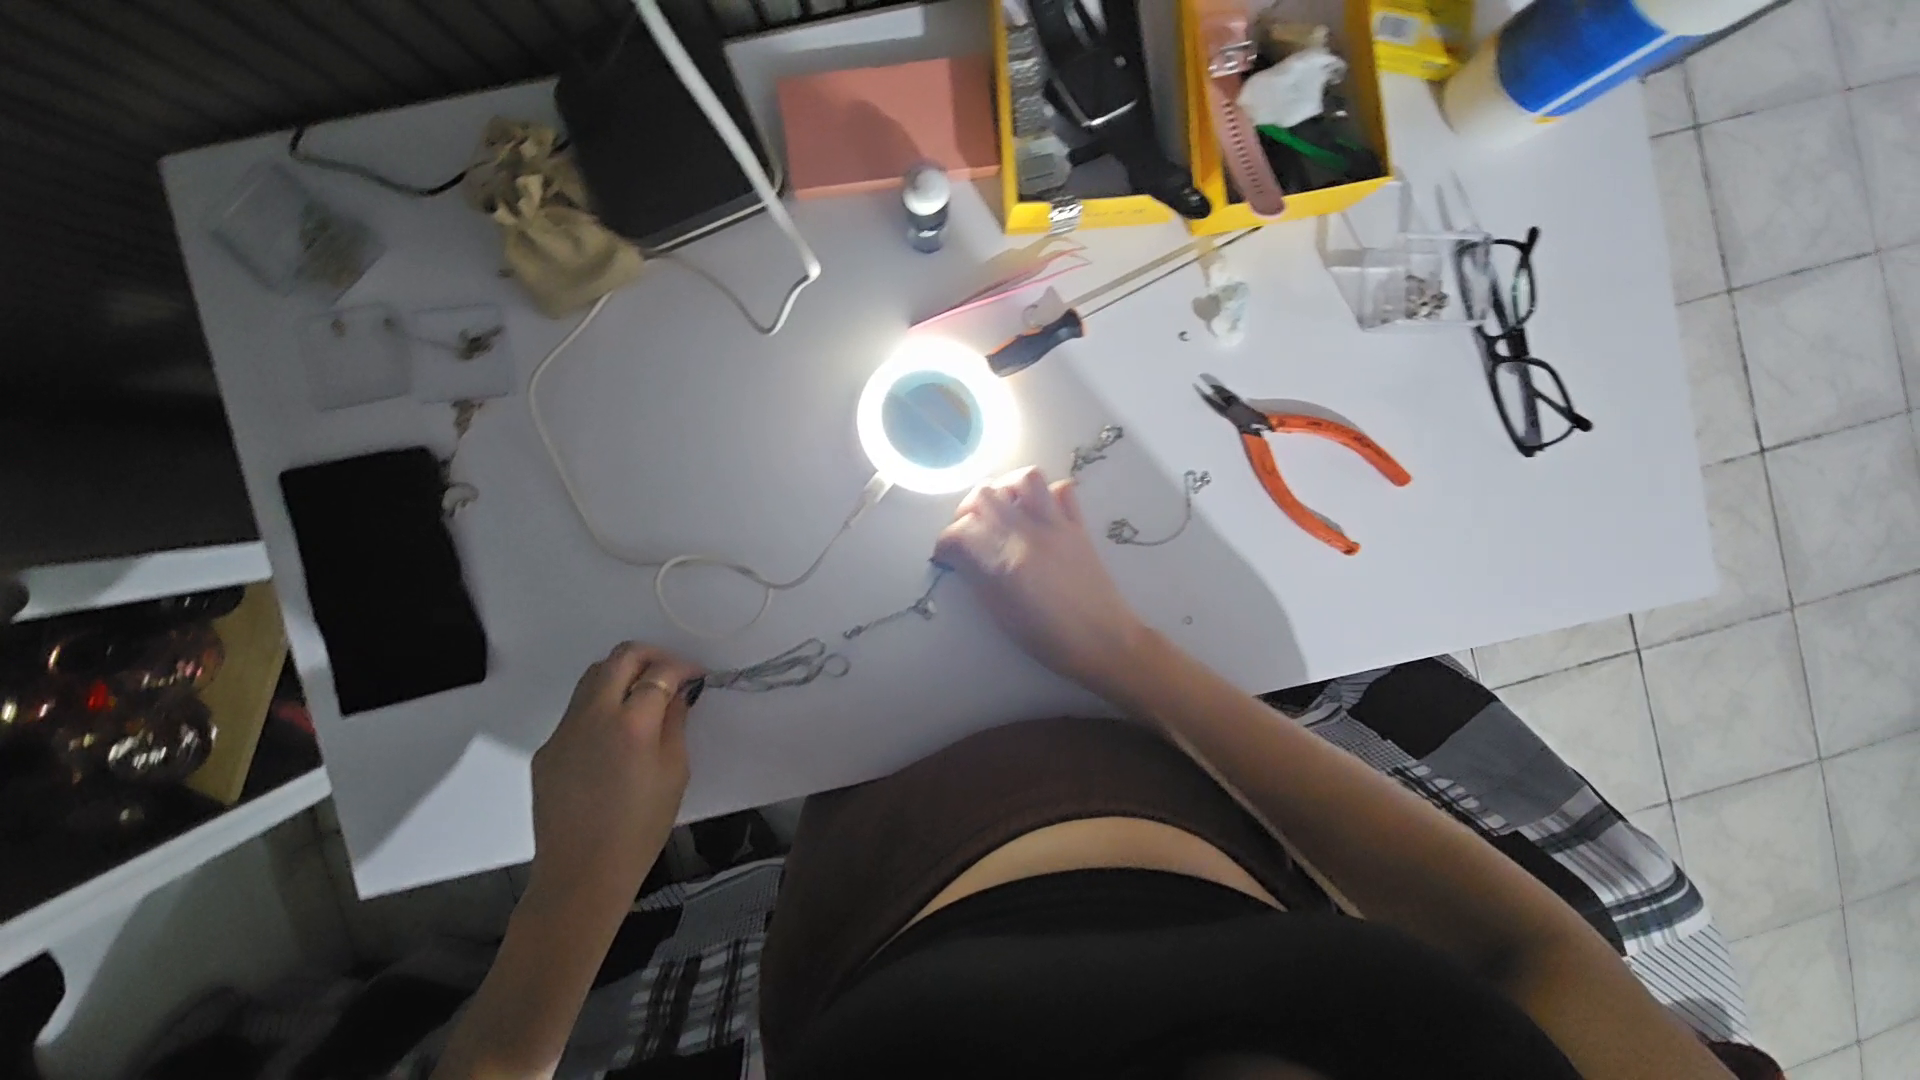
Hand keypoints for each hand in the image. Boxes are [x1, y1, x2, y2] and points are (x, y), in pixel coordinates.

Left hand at [527, 642, 701, 909]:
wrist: (582, 873)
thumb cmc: (641, 828)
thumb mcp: (675, 773)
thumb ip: (675, 724)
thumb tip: (677, 693)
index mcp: (631, 723)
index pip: (659, 672)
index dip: (682, 668)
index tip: (696, 676)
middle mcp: (593, 715)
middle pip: (620, 658)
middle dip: (651, 656)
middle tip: (671, 673)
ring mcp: (564, 730)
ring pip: (593, 676)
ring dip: (622, 673)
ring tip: (644, 694)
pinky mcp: (548, 748)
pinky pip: (578, 710)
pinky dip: (602, 704)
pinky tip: (616, 734)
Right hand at [934, 468, 1151, 699]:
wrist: (1104, 641)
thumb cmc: (1048, 638)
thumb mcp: (1001, 613)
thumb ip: (977, 576)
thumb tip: (956, 556)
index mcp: (1005, 560)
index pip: (959, 532)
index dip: (944, 543)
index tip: (945, 556)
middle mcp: (1028, 533)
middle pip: (985, 495)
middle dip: (967, 510)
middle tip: (968, 531)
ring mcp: (1057, 525)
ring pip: (1025, 478)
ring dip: (1006, 489)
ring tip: (1002, 511)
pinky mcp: (1079, 526)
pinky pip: (1064, 490)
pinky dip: (1048, 494)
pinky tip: (1039, 513)